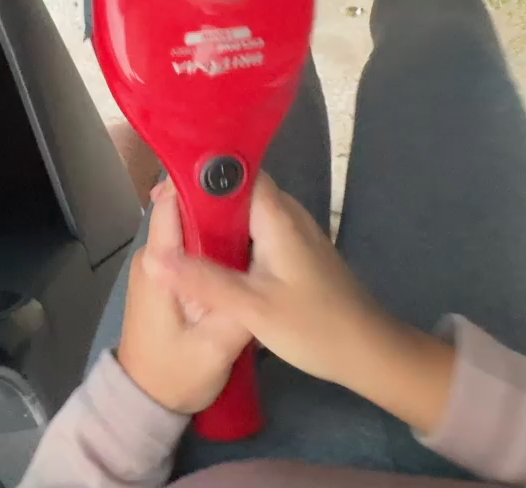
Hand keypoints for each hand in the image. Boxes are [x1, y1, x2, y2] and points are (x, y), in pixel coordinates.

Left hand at [115, 180, 254, 413]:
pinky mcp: (165, 278)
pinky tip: (240, 254)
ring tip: (258, 226)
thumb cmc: (175, 374)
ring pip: (189, 230)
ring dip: (218, 226)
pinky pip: (189, 247)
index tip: (236, 176)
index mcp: (157, 263)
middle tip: (261, 205)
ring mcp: (157, 266)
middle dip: (218, 204)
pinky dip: (212, 245)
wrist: (146, 403)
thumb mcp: (214, 349)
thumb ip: (236, 308)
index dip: (199, 184)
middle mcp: (152, 255)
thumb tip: (261, 269)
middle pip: (184, 213)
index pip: (171, 204)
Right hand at [144, 174, 456, 430]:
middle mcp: (285, 211)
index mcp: (276, 213)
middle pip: (234, 188)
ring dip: (212, 218)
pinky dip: (228, 235)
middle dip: (198, 197)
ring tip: (176, 233)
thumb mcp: (254, 308)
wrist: (371, 353)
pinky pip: (253, 226)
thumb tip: (154, 260)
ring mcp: (292, 229)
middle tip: (162, 214)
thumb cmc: (316, 326)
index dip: (197, 174)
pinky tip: (209, 255)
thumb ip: (204, 281)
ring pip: (242, 209)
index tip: (164, 192)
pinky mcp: (294, 248)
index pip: (232, 171)